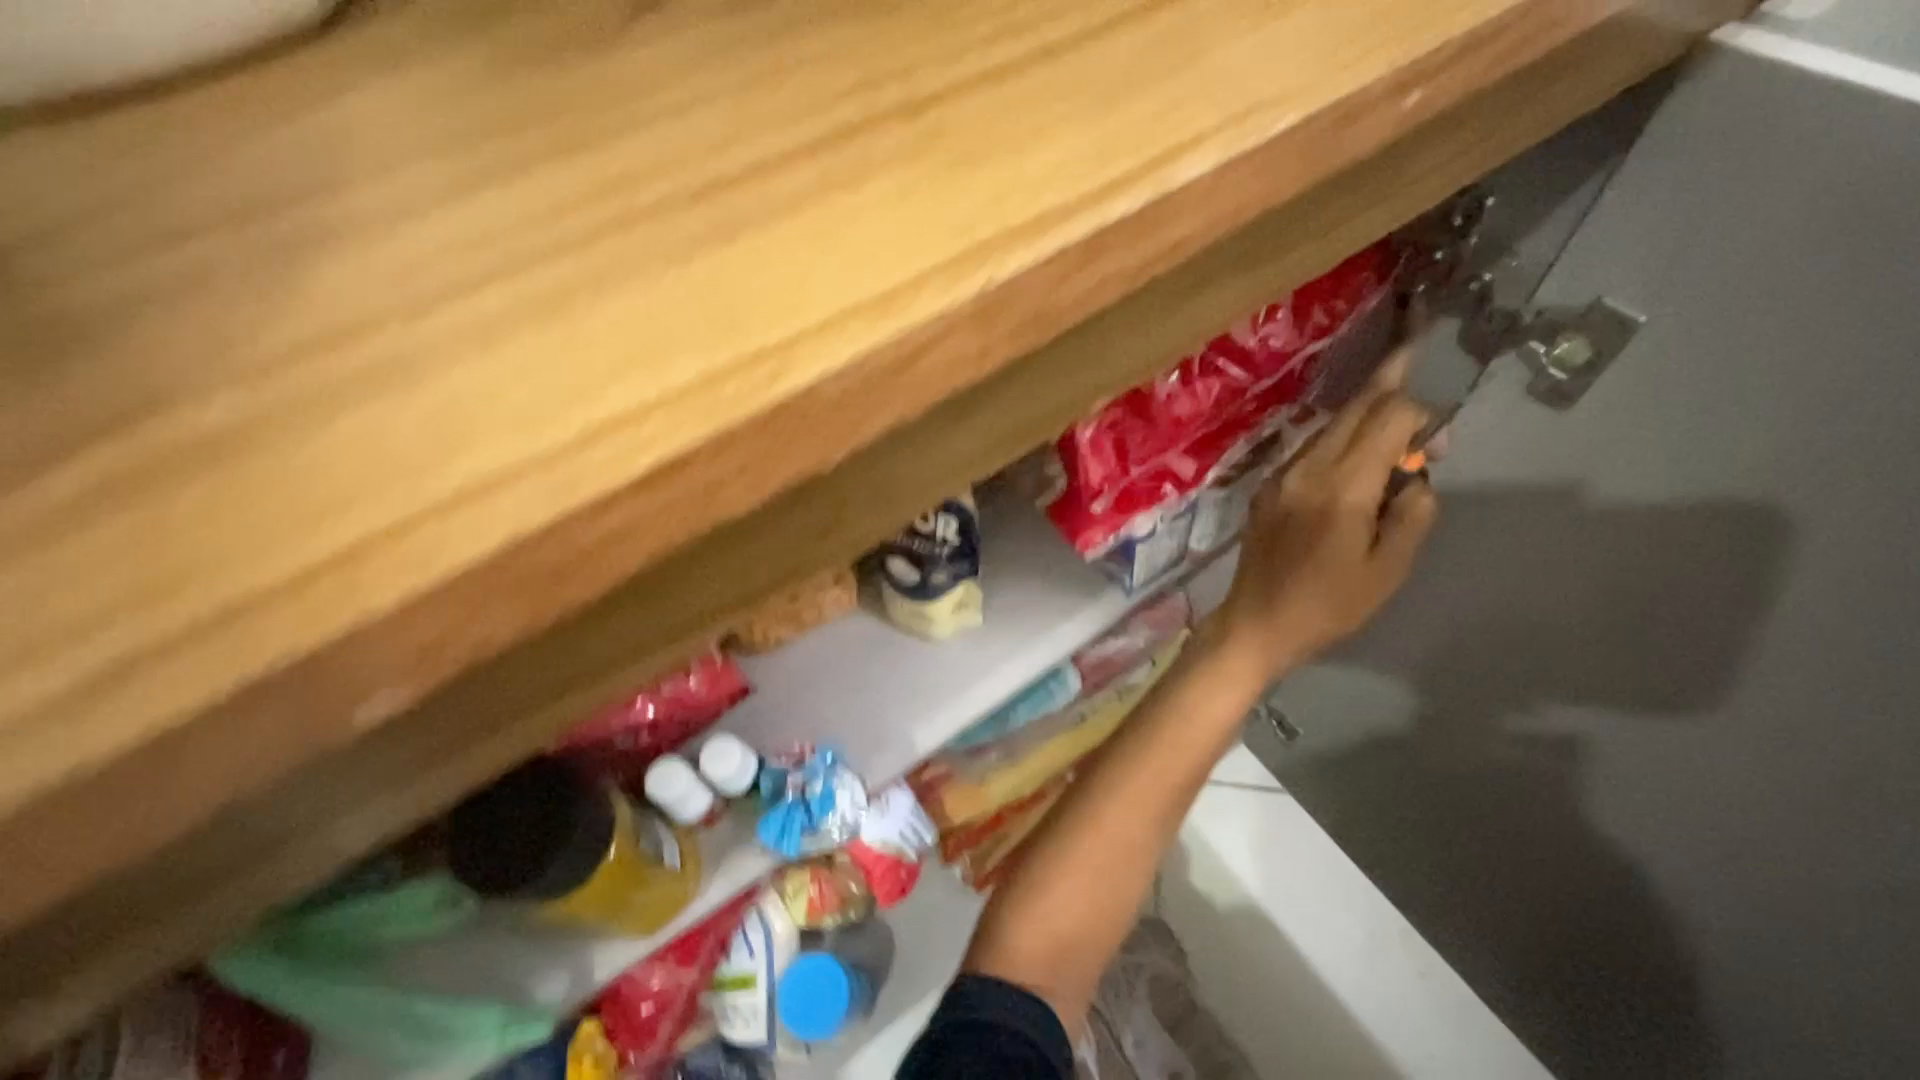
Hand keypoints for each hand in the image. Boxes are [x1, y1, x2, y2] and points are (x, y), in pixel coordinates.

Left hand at [1209, 343, 1439, 682]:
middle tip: (1415, 354)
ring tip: (1391, 407)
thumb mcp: (1386, 571)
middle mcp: (1307, 468)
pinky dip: (1337, 439)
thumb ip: (1410, 516)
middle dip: (1388, 384)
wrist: (1254, 622)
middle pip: (1354, 410)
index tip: (1437, 435)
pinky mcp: (1267, 488)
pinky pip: (1309, 449)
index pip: (1387, 419)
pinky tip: (1353, 450)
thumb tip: (1417, 478)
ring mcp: (1281, 475)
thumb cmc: (1326, 606)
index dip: (1418, 413)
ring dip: (1363, 414)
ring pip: (1328, 427)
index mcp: (1342, 486)